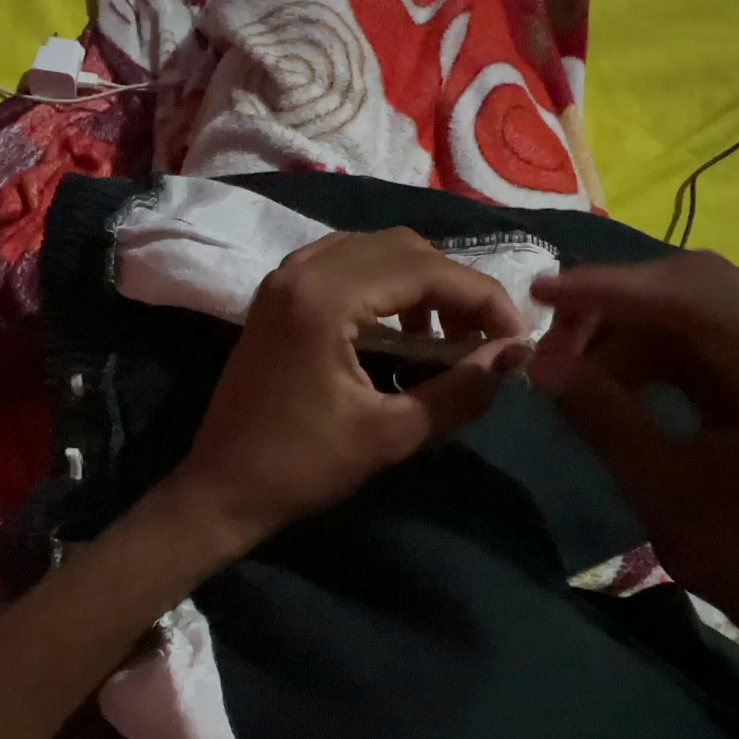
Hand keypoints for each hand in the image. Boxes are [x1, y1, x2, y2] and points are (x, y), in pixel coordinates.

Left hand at [169, 228, 531, 547]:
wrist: (222, 490)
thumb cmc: (300, 468)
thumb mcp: (388, 435)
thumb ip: (457, 391)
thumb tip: (512, 359)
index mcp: (325, 298)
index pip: (426, 271)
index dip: (483, 299)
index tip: (515, 338)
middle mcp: (302, 271)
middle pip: (402, 248)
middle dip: (452, 289)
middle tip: (480, 341)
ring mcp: (283, 280)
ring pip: (372, 252)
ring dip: (417, 285)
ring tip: (440, 340)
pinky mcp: (275, 297)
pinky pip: (342, 266)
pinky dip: (380, 287)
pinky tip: (395, 330)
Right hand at [528, 251, 738, 638]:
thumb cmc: (738, 556)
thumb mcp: (658, 487)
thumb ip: (601, 415)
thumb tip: (539, 362)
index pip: (694, 297)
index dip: (610, 289)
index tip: (540, 290)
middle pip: (703, 285)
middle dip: (619, 302)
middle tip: (554, 335)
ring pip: (704, 304)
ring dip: (633, 325)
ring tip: (576, 363)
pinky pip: (711, 335)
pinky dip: (657, 347)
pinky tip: (615, 376)